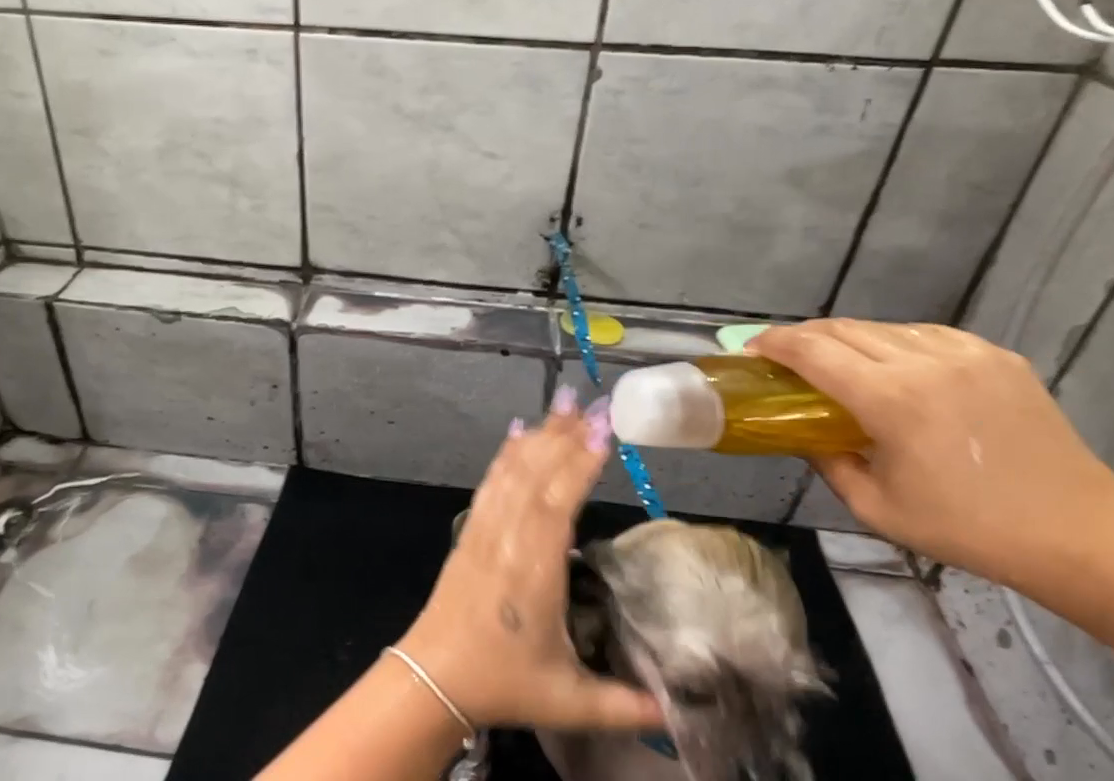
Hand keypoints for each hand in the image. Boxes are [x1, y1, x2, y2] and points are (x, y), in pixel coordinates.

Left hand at [394, 388, 663, 732]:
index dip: (579, 465)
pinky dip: (505, 455)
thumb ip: (626, 705)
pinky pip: (490, 484)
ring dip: (540, 436)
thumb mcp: (569, 704)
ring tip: (564, 403)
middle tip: (595, 401)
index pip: (557, 505)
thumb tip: (681, 712)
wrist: (432, 679)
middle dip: (567, 435)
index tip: (604, 430)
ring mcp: (485, 532)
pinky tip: (518, 432)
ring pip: (513, 473)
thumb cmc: (502, 685)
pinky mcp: (470, 533)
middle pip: (537, 477)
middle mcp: (508, 541)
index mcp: (534, 573)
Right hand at [749, 319, 1113, 587]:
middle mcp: (925, 362)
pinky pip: (929, 335)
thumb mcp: (877, 508)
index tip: (749, 351)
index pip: (812, 351)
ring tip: (836, 360)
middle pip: (844, 328)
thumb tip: (803, 435)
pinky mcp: (998, 357)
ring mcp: (967, 354)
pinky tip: (894, 364)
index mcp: (891, 399)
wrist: (1081, 535)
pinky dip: (896, 342)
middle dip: (804, 336)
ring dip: (849, 337)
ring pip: (885, 327)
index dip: (773, 344)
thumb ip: (828, 462)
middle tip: (783, 356)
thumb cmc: (970, 530)